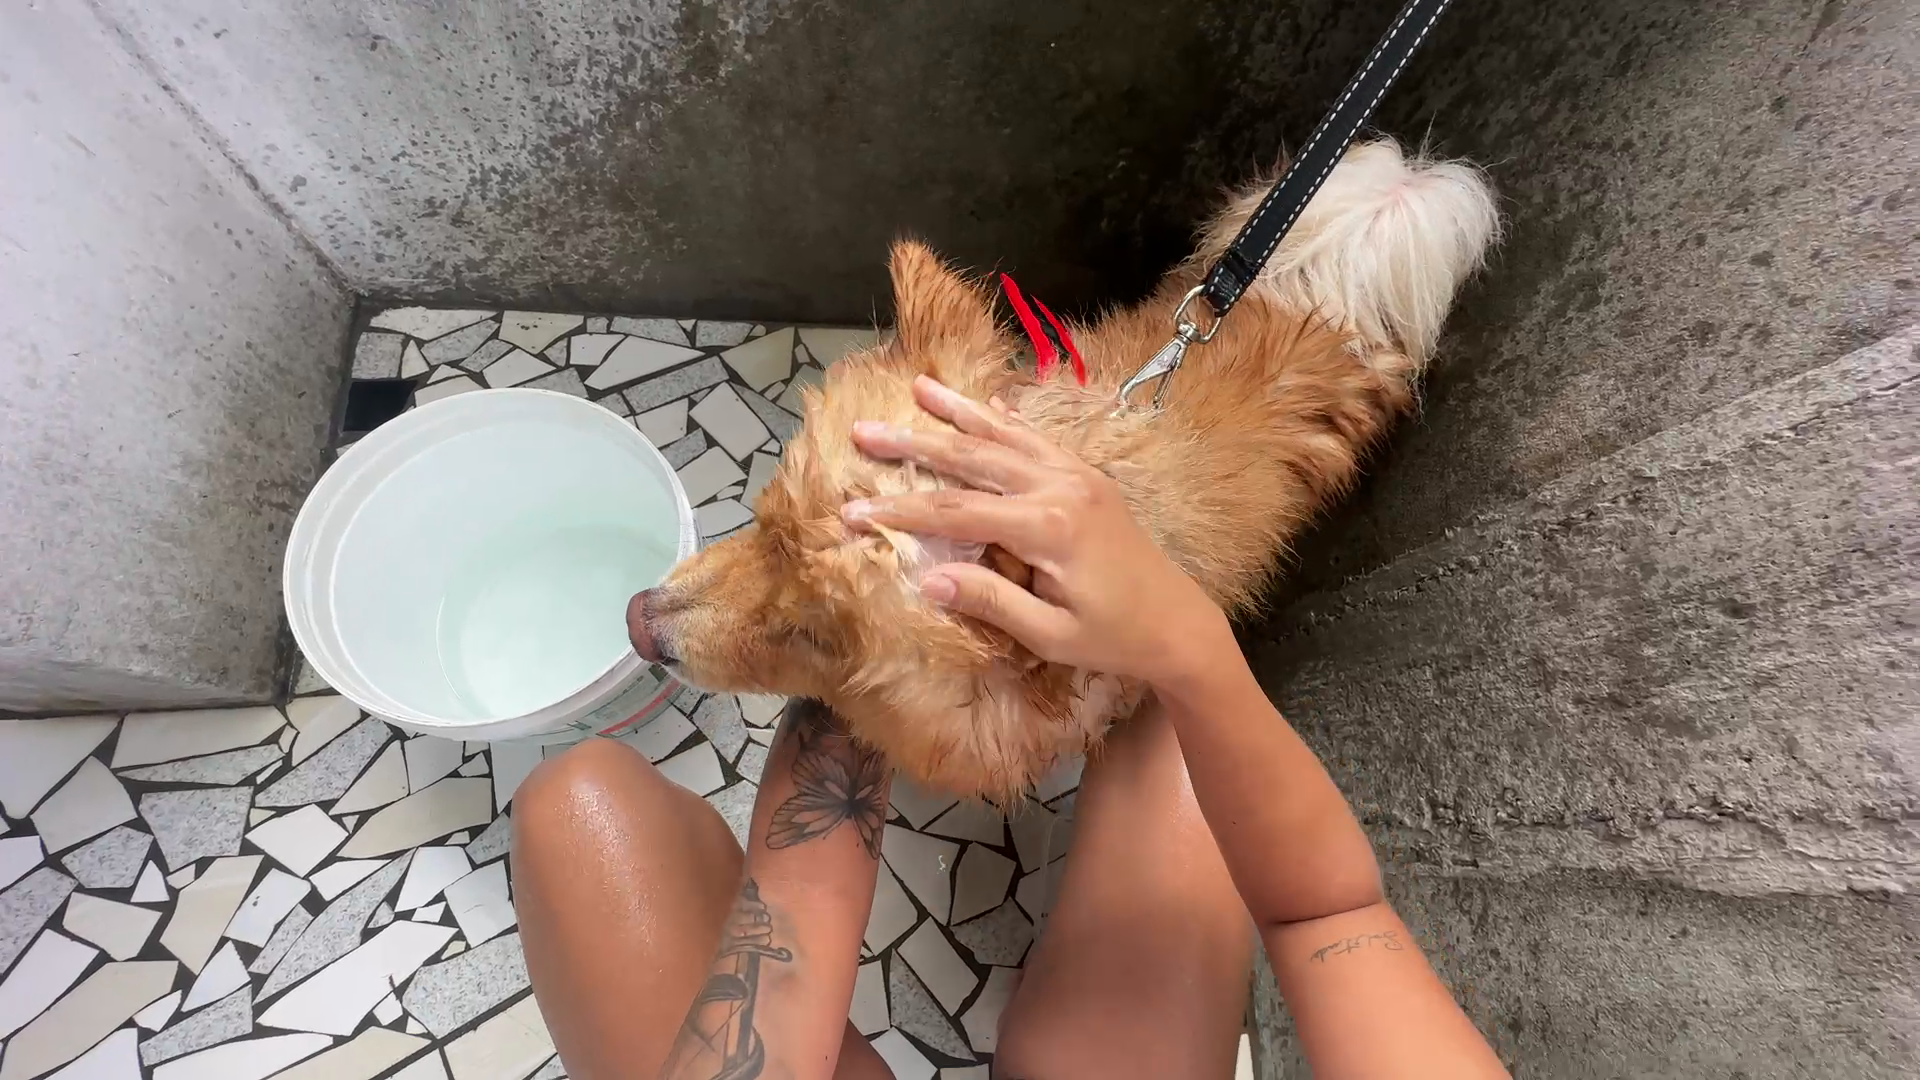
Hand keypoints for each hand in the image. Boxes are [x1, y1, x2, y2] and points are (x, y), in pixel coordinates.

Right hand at [842, 375, 1231, 688]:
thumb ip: (991, 601)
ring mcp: (1078, 475)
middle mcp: (1061, 486)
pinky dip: (1007, 421)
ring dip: (958, 412)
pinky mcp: (1088, 477)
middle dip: (915, 444)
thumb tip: (925, 580)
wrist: (1179, 623)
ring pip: (1005, 436)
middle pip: (973, 459)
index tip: (851, 510)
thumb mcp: (1050, 634)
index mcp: (1048, 527)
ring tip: (917, 386)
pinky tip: (986, 405)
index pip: (957, 512)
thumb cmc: (1114, 637)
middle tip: (864, 430)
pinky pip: (1039, 440)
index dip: (901, 512)